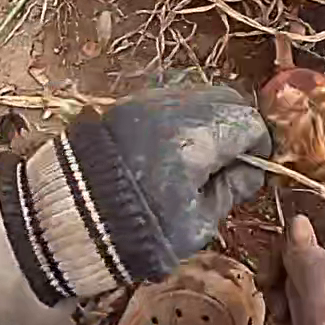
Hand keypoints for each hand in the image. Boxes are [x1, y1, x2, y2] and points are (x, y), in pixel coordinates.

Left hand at [95, 85, 271, 260]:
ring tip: (200, 155)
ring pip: (201, 95)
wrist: (65, 217)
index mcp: (200, 137)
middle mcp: (179, 108)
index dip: (259, 147)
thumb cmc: (139, 230)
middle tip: (230, 160)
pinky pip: (173, 100)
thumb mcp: (197, 224)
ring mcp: (152, 100)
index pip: (250, 123)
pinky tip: (175, 147)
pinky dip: (185, 117)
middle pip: (229, 100)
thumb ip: (230, 190)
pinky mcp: (131, 103)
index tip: (252, 168)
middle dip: (238, 127)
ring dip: (211, 119)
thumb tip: (251, 171)